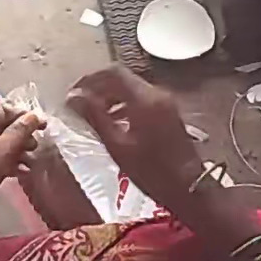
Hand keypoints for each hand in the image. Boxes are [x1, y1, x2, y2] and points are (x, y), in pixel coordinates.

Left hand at [0, 103, 45, 203]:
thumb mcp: (4, 148)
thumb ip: (21, 130)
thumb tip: (34, 115)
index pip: (6, 108)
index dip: (26, 115)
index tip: (43, 126)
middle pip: (4, 125)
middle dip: (23, 134)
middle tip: (35, 146)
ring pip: (2, 143)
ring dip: (19, 150)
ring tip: (31, 161)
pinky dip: (10, 162)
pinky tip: (23, 172)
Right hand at [65, 66, 203, 214]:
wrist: (188, 188)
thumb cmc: (151, 171)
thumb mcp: (117, 145)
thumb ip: (94, 117)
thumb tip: (73, 98)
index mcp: (144, 99)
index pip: (112, 73)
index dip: (89, 80)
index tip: (73, 93)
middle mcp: (157, 94)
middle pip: (122, 78)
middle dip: (98, 88)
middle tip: (79, 103)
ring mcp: (165, 102)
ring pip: (131, 88)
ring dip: (110, 96)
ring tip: (92, 113)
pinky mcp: (169, 111)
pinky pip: (141, 99)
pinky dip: (124, 104)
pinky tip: (112, 122)